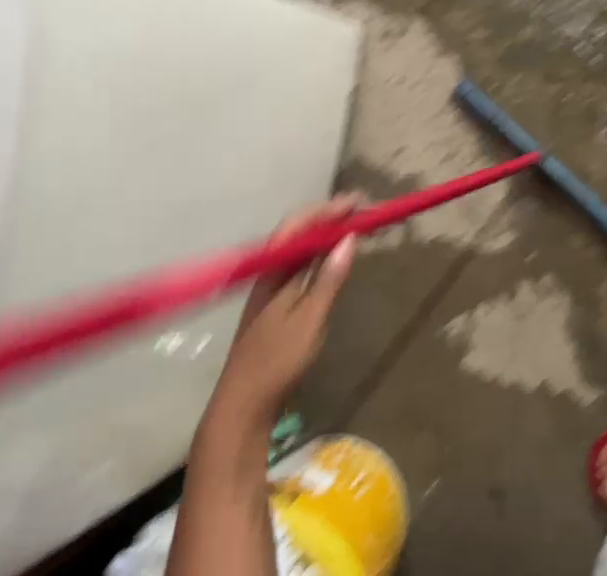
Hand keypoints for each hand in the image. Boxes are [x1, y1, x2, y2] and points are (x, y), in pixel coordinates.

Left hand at [206, 197, 359, 427]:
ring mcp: (269, 290)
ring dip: (326, 234)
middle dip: (330, 218)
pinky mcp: (275, 305)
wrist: (242, 404)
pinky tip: (334, 259)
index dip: (329, 210)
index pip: (299, 226)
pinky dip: (320, 254)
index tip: (359, 202)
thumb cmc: (277, 361)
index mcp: (273, 273)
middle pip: (298, 233)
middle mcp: (268, 274)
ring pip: (299, 249)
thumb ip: (329, 278)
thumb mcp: (310, 319)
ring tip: (355, 227)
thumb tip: (349, 239)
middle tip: (363, 212)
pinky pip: (300, 266)